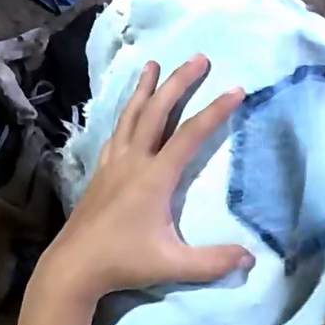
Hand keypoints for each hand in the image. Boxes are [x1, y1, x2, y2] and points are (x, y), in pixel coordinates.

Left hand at [33, 56, 251, 304]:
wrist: (73, 266)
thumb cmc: (124, 262)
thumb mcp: (172, 265)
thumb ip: (213, 262)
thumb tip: (251, 259)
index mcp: (154, 177)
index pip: (190, 135)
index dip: (215, 111)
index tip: (237, 89)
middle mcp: (133, 161)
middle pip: (157, 112)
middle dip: (179, 82)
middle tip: (199, 58)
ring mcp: (113, 164)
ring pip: (131, 116)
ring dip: (145, 89)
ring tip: (154, 64)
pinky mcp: (100, 172)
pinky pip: (116, 132)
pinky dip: (126, 114)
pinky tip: (128, 112)